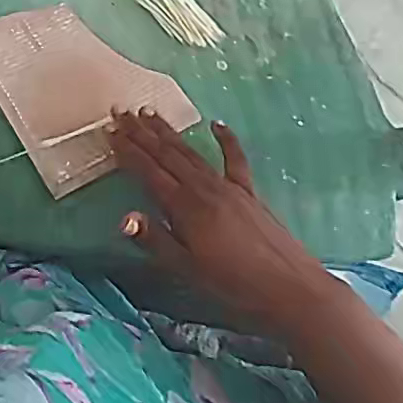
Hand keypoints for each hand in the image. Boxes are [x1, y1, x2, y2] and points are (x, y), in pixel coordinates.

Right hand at [108, 109, 332, 329]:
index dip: (127, 151)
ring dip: (168, 132)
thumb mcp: (187, 268)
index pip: (148, 171)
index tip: (110, 132)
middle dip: (141, 132)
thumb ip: (156, 240)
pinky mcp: (249, 192)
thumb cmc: (234, 284)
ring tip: (149, 113)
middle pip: (166, 154)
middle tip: (121, 111)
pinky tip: (217, 124)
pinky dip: (226, 140)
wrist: (293, 290)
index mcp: (185, 207)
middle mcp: (204, 189)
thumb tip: (124, 218)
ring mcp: (228, 187)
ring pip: (191, 152)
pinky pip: (235, 160)